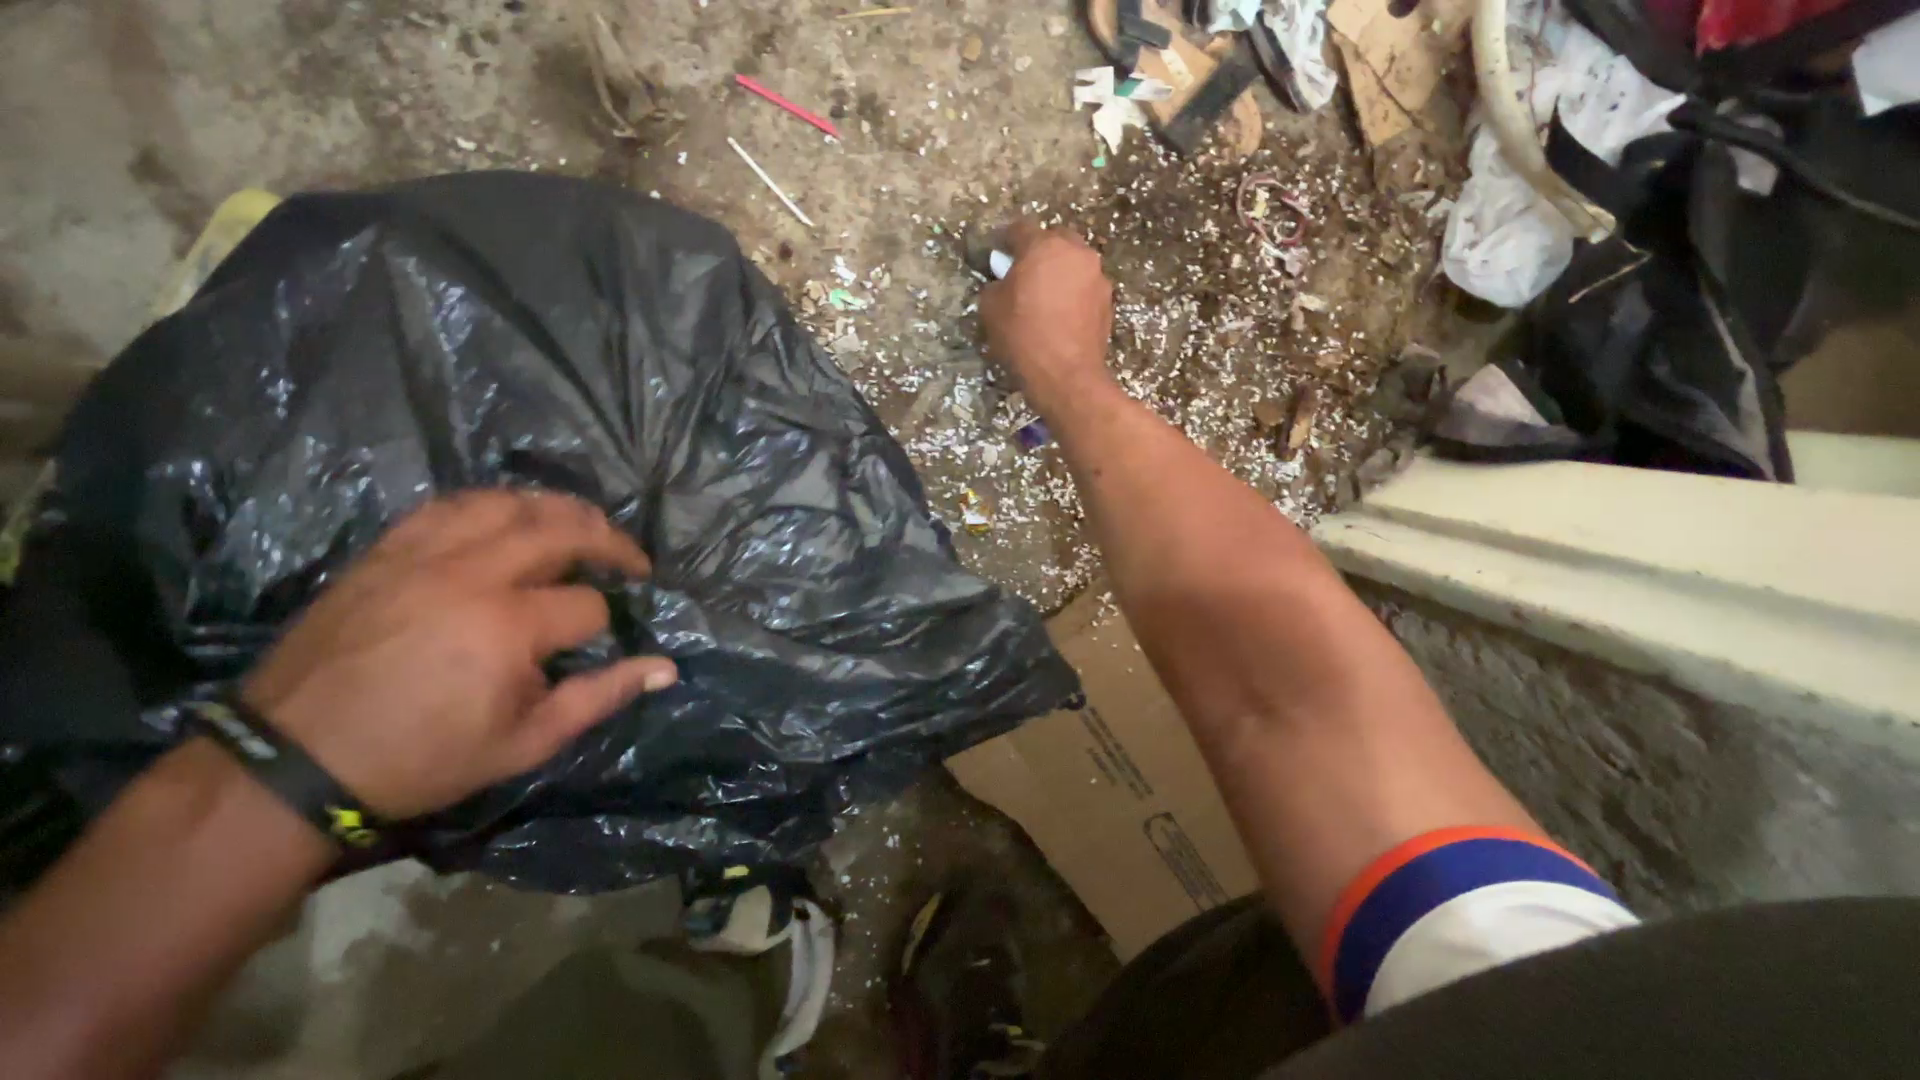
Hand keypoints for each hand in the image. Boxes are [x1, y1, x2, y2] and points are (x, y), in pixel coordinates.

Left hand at [239, 491, 678, 819]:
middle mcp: (472, 574)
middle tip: (631, 559)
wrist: (297, 760)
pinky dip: (491, 505)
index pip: (588, 604)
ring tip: (580, 524)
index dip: (607, 621)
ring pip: (506, 504)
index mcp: (508, 627)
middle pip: (560, 530)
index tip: (606, 640)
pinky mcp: (386, 552)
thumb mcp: (525, 743)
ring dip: (555, 508)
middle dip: (608, 542)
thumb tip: (666, 668)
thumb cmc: (422, 759)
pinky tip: (507, 518)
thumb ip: (600, 697)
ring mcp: (423, 556)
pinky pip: (447, 506)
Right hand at [980, 222, 1115, 416]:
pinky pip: (1085, 287)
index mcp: (1045, 246)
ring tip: (1046, 298)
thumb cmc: (1023, 336)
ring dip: (1059, 273)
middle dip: (1039, 252)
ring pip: (1074, 263)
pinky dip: (1073, 294)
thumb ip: (996, 285)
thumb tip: (1004, 283)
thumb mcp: (990, 308)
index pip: (1020, 229)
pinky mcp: (1108, 301)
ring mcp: (1097, 277)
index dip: (1006, 242)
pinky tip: (1062, 316)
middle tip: (1025, 275)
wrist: (1066, 375)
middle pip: (1055, 240)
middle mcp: (1076, 253)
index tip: (1000, 257)